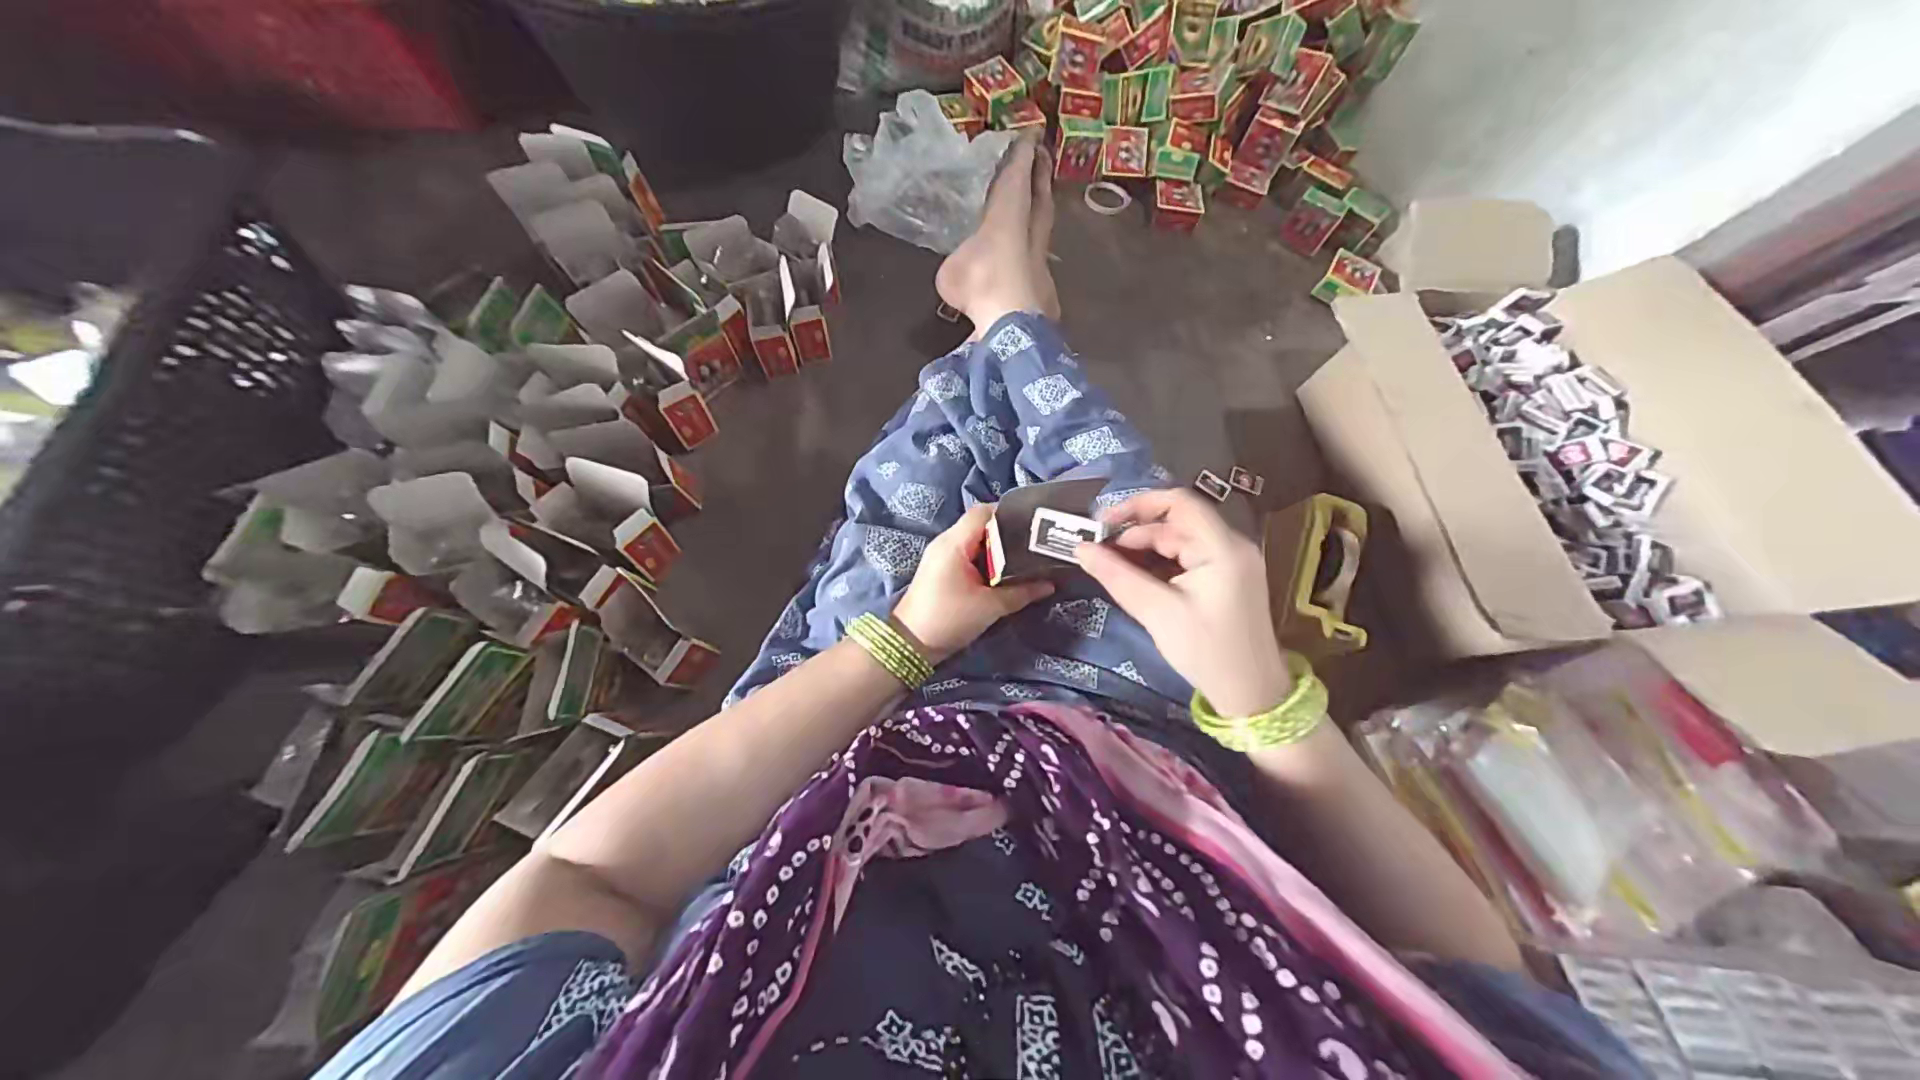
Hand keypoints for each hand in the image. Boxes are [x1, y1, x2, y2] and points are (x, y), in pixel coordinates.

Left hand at [892, 504, 1053, 663]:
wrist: (911, 643)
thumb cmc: (949, 619)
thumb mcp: (990, 607)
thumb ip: (1022, 592)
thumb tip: (1050, 583)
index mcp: (954, 543)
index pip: (983, 512)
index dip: (1008, 514)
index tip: (1032, 526)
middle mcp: (946, 542)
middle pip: (980, 524)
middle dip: (1007, 532)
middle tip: (1033, 543)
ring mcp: (941, 555)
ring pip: (974, 540)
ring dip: (996, 547)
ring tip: (1024, 556)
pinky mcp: (941, 569)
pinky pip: (967, 553)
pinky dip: (985, 558)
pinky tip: (1003, 571)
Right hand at [1075, 489, 1291, 716]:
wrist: (1251, 693)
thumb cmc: (1206, 650)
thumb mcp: (1157, 612)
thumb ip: (1117, 575)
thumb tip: (1080, 549)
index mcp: (1222, 547)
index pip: (1178, 503)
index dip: (1137, 505)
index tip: (1102, 522)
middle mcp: (1230, 545)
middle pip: (1176, 522)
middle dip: (1134, 533)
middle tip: (1098, 552)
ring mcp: (1230, 561)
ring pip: (1179, 541)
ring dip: (1144, 549)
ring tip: (1111, 566)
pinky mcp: (1225, 578)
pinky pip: (1187, 558)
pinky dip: (1159, 563)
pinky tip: (1135, 578)